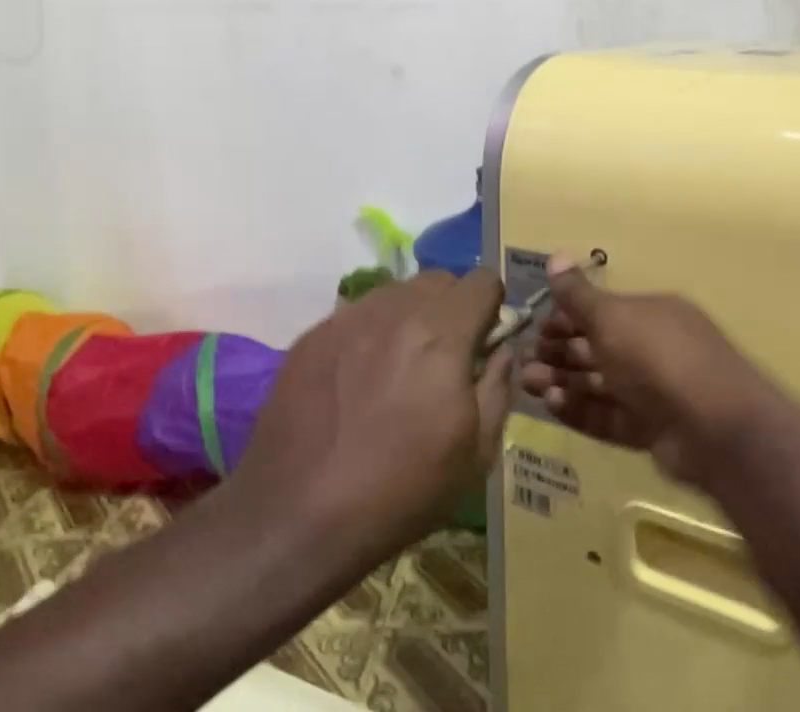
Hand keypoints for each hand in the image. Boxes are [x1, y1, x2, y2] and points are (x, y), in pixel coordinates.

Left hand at [220, 270, 512, 563]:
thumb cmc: (401, 492)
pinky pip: (353, 316)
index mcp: (441, 335)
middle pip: (437, 280)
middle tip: (446, 357)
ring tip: (399, 369)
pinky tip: (357, 383)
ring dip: (410, 316)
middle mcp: (392, 312)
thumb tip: (502, 350)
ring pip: (393, 293)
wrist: (297, 519)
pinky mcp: (308, 340)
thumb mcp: (476, 453)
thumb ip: (498, 387)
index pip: (482, 281)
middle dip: (453, 307)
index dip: (493, 307)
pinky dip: (369, 334)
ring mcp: (344, 322)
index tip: (486, 341)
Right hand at [520, 255, 774, 485]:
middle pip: (599, 348)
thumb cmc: (658, 357)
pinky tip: (552, 405)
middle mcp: (656, 348)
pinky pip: (610, 416)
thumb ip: (579, 295)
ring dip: (563, 381)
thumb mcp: (613, 318)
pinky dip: (582, 409)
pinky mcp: (652, 430)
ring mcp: (656, 392)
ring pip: (601, 384)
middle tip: (522, 360)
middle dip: (559, 352)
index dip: (567, 317)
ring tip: (527, 383)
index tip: (535, 327)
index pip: (603, 311)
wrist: (713, 428)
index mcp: (653, 314)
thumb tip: (555, 255)